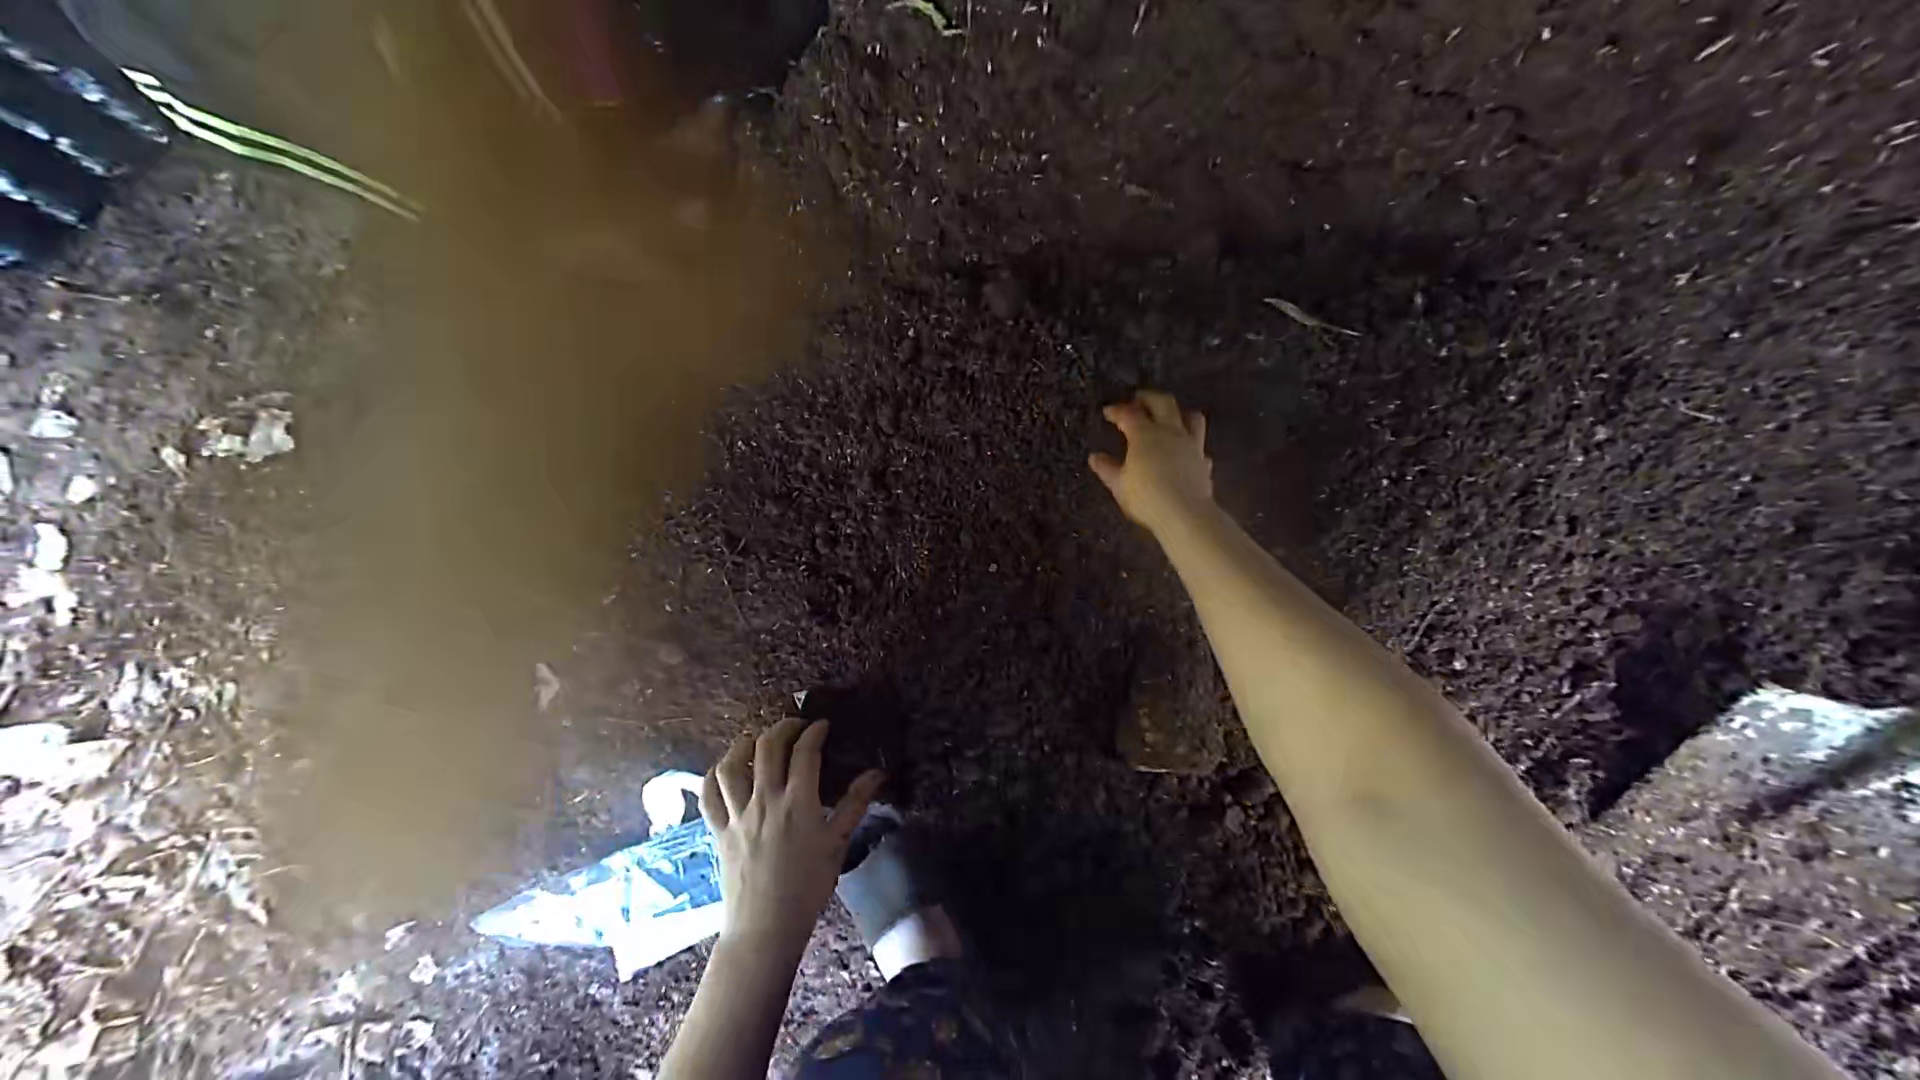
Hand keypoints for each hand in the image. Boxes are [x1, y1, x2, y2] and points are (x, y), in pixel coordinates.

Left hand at [702, 718, 884, 954]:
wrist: (766, 927)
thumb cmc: (808, 886)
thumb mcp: (838, 843)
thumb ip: (856, 803)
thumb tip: (878, 773)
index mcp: (798, 803)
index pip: (805, 752)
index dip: (814, 731)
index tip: (822, 725)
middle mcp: (765, 801)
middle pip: (768, 748)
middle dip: (782, 727)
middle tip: (795, 726)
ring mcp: (738, 815)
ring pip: (731, 766)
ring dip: (744, 744)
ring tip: (756, 739)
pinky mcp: (719, 831)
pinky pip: (708, 795)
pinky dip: (714, 775)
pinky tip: (725, 769)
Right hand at [1089, 390, 1214, 534]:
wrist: (1184, 514)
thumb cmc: (1146, 497)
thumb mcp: (1119, 484)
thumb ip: (1107, 468)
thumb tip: (1095, 457)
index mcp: (1145, 435)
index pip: (1129, 414)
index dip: (1117, 410)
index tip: (1109, 412)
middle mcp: (1170, 433)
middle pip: (1163, 403)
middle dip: (1149, 398)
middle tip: (1138, 400)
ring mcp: (1191, 445)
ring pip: (1191, 417)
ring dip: (1179, 413)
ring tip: (1170, 417)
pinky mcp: (1203, 461)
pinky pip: (1198, 446)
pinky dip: (1190, 445)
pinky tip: (1185, 453)